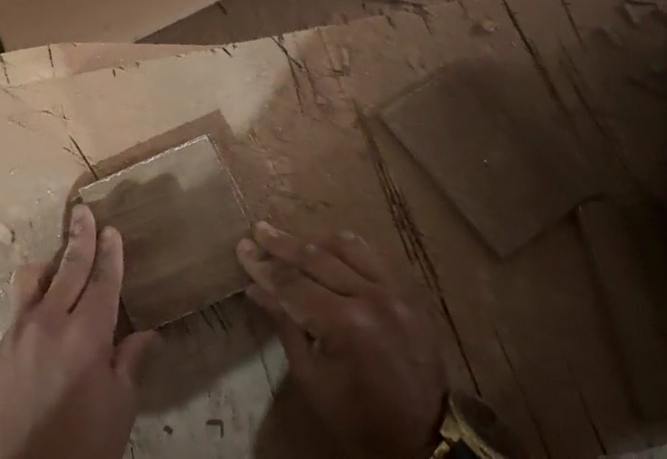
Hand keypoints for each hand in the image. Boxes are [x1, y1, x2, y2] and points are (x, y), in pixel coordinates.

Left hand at [0, 204, 159, 458]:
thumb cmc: (90, 442)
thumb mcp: (122, 404)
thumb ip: (130, 361)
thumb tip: (147, 334)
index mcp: (86, 334)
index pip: (102, 281)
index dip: (109, 253)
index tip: (111, 229)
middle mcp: (49, 323)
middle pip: (67, 268)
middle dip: (79, 237)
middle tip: (84, 212)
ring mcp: (18, 334)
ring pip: (30, 281)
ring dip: (48, 266)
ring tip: (58, 263)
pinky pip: (17, 316)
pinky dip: (33, 309)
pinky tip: (44, 327)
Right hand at [239, 221, 447, 458]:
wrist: (424, 437)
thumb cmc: (358, 417)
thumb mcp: (311, 378)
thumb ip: (285, 325)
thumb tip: (255, 288)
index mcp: (346, 324)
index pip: (293, 283)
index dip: (263, 266)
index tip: (242, 249)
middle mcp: (372, 298)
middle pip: (317, 258)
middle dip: (282, 245)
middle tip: (257, 229)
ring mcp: (396, 292)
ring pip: (347, 247)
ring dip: (313, 240)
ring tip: (289, 237)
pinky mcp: (410, 293)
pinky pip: (373, 257)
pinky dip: (346, 249)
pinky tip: (327, 247)